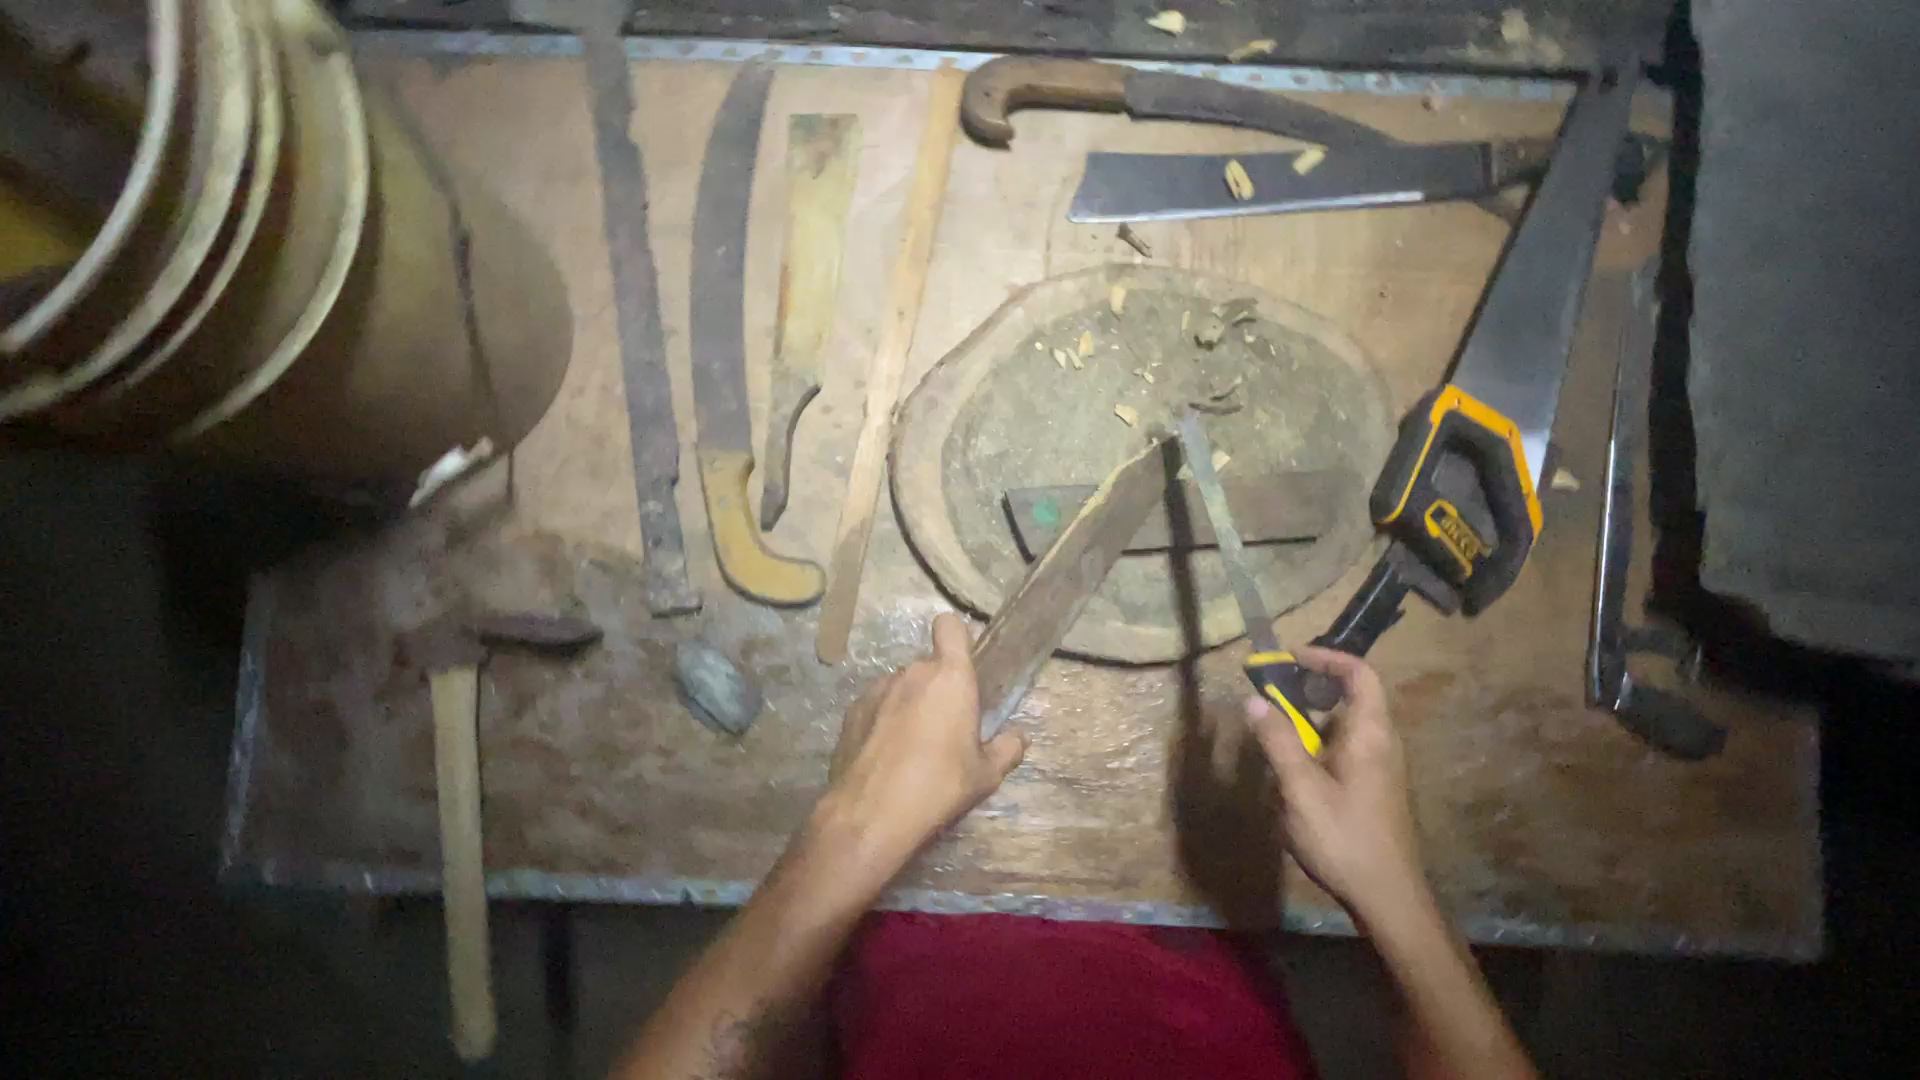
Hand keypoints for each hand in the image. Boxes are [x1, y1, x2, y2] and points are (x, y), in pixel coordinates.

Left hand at [810, 613, 1026, 889]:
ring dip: (909, 704)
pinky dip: (883, 720)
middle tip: (945, 726)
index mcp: (949, 677)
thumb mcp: (985, 775)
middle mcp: (912, 673)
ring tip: (912, 745)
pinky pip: (876, 705)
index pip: (949, 626)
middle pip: (928, 665)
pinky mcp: (852, 711)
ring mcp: (876, 690)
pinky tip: (885, 755)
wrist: (871, 814)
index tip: (963, 665)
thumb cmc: (939, 786)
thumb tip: (1018, 737)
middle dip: (937, 687)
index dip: (956, 638)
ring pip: (901, 686)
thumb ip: (1006, 749)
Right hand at [1246, 646, 1425, 922]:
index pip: (1359, 674)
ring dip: (1306, 723)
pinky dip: (1315, 746)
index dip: (1325, 658)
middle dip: (1306, 690)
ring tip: (1274, 737)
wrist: (1388, 898)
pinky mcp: (1373, 788)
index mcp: (1370, 734)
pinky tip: (1292, 776)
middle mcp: (1381, 743)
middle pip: (1349, 697)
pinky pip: (1342, 750)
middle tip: (1269, 695)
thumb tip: (1254, 700)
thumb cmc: (1345, 838)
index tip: (1289, 658)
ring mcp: (1379, 767)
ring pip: (1341, 727)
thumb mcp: (1301, 788)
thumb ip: (1278, 741)